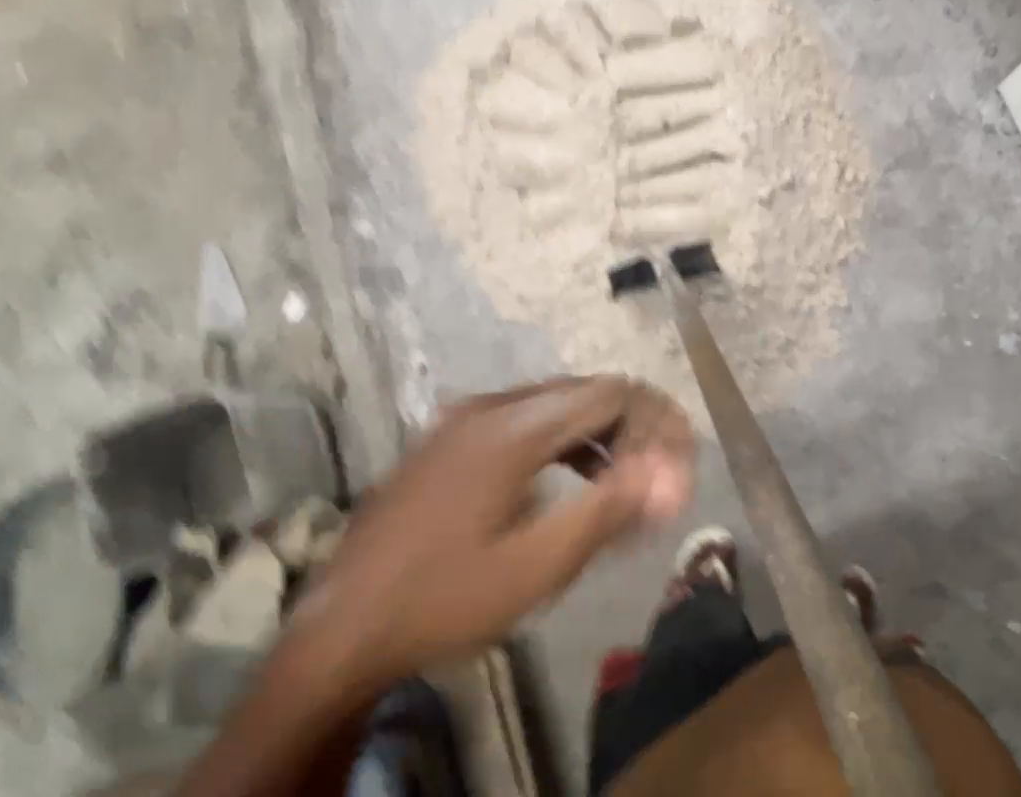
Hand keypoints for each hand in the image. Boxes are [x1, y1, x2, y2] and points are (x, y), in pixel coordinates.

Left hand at [301, 375, 694, 685]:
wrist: (342, 629)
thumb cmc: (445, 600)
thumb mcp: (537, 565)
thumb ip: (610, 509)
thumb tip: (674, 473)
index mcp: (513, 428)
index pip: (614, 392)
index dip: (659, 422)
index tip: (679, 471)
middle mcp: (488, 407)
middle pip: (586, 392)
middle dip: (634, 429)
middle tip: (659, 482)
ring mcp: (460, 421)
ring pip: (555, 406)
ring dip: (600, 437)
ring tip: (623, 488)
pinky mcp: (445, 442)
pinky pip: (523, 422)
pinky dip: (561, 444)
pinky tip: (568, 485)